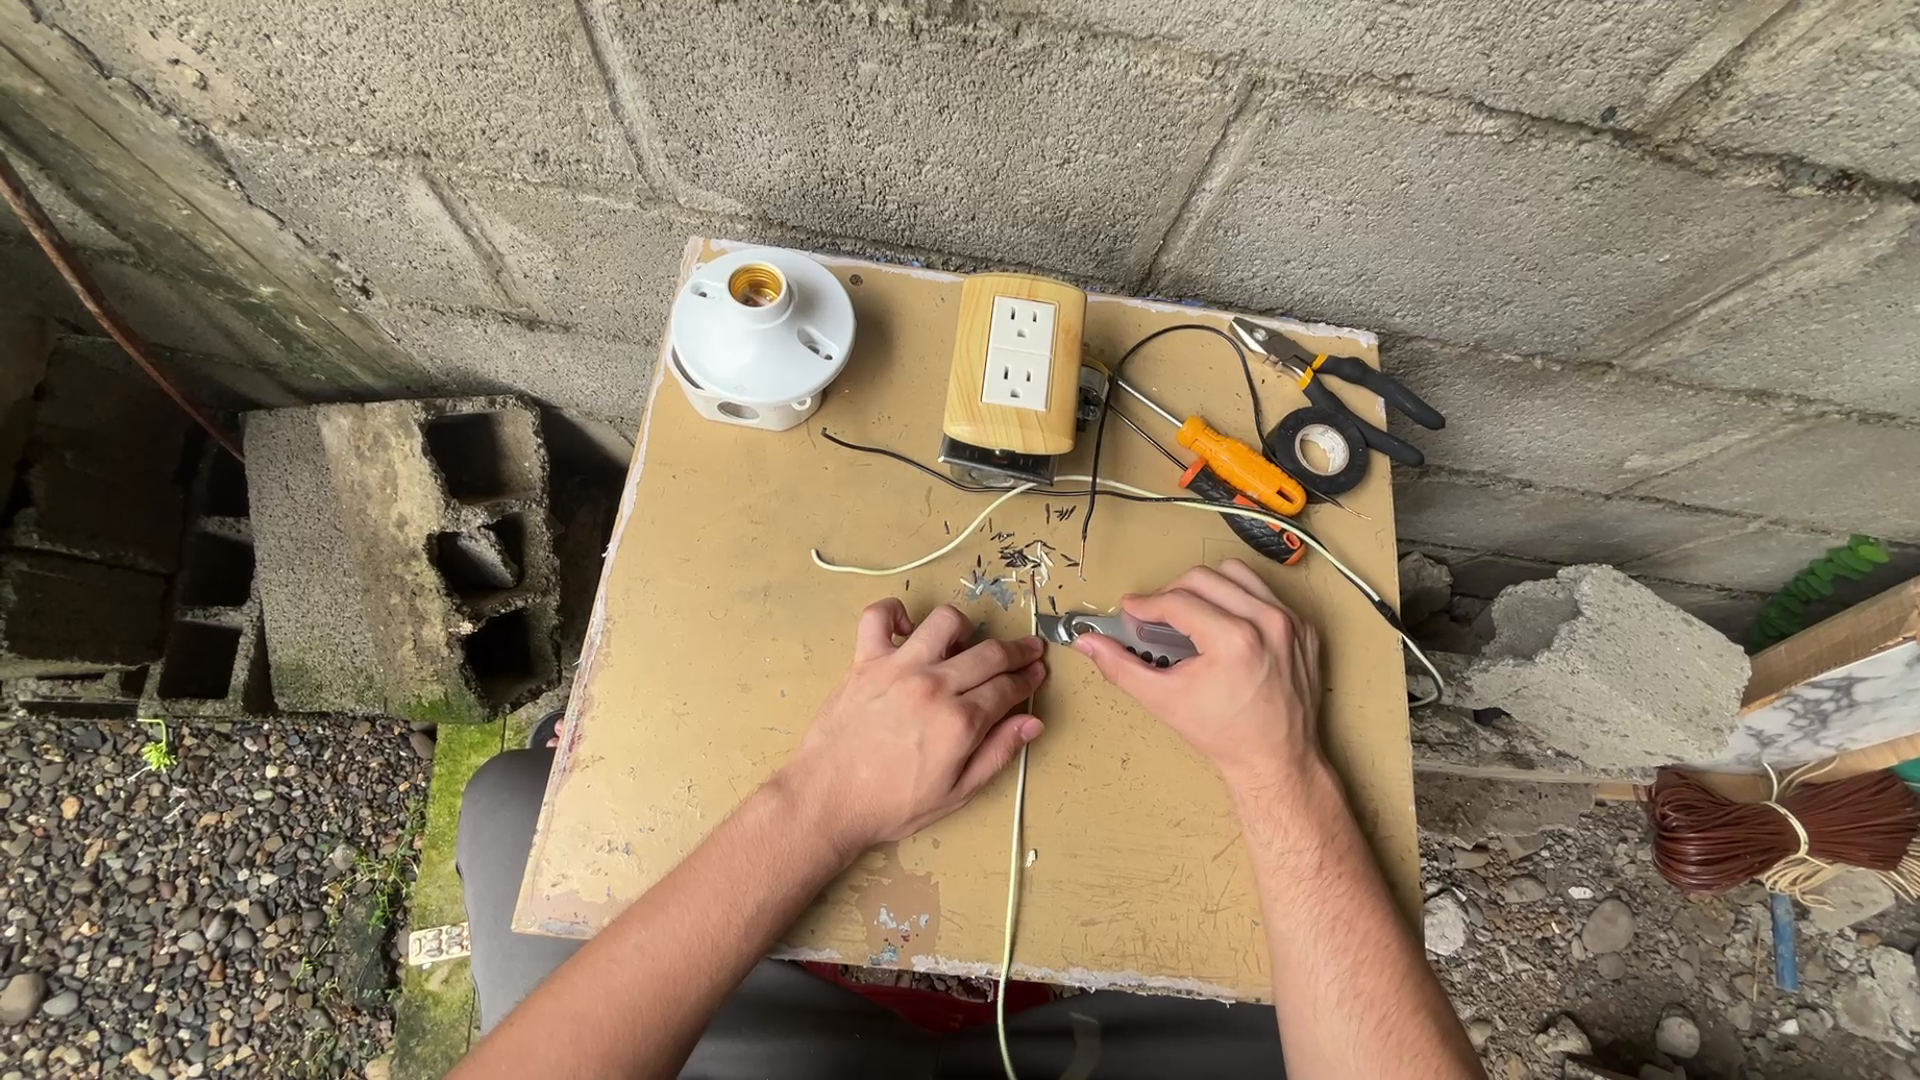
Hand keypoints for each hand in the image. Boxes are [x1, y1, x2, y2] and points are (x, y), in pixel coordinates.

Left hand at [780, 601, 1045, 850]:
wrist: (827, 801)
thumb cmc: (892, 805)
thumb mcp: (956, 793)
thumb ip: (998, 754)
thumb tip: (1032, 722)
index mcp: (960, 722)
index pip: (1008, 687)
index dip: (1028, 678)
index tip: (1036, 672)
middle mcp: (934, 686)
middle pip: (989, 653)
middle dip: (1018, 650)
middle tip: (1028, 650)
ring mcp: (898, 667)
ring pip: (945, 622)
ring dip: (965, 627)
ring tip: (965, 643)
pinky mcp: (865, 660)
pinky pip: (879, 616)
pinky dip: (895, 612)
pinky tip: (907, 629)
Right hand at [1072, 559, 1321, 789]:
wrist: (1275, 759)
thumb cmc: (1226, 734)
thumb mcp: (1163, 700)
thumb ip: (1120, 667)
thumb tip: (1089, 643)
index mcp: (1234, 640)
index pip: (1176, 601)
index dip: (1145, 604)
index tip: (1132, 610)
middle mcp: (1268, 623)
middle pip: (1202, 578)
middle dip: (1170, 593)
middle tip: (1155, 615)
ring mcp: (1290, 623)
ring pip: (1235, 574)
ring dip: (1204, 587)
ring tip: (1188, 612)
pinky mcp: (1303, 627)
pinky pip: (1263, 592)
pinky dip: (1236, 598)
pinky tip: (1221, 622)